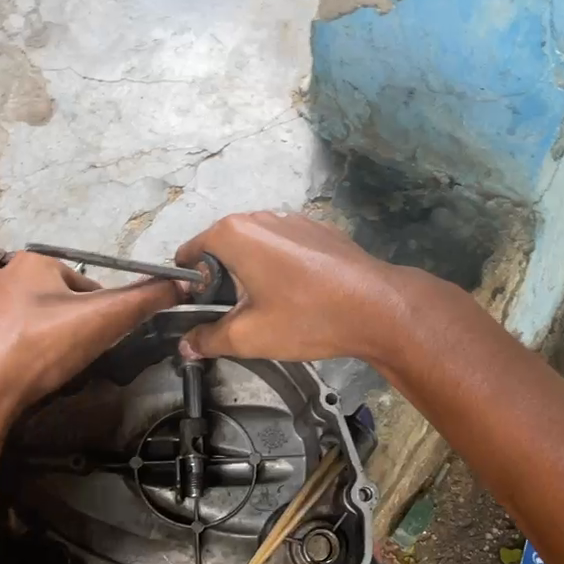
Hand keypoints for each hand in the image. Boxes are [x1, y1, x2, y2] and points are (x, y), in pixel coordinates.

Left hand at [0, 250, 181, 428]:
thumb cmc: (38, 350)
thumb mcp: (102, 322)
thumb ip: (144, 301)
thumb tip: (184, 282)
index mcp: (33, 263)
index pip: (83, 285)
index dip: (99, 316)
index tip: (99, 344)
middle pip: (49, 301)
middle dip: (63, 328)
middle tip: (69, 363)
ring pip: (16, 320)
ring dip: (32, 341)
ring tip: (38, 373)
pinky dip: (1, 356)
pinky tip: (6, 378)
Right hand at [174, 212, 413, 362]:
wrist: (378, 309)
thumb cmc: (306, 318)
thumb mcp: (248, 337)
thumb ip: (208, 339)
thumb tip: (186, 346)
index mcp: (233, 234)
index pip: (188, 253)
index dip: (186, 285)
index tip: (194, 312)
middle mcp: (260, 217)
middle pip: (220, 249)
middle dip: (218, 281)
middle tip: (231, 318)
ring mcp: (292, 220)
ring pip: (254, 249)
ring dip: (249, 276)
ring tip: (266, 310)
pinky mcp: (318, 231)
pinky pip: (283, 249)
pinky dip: (278, 270)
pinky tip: (296, 298)